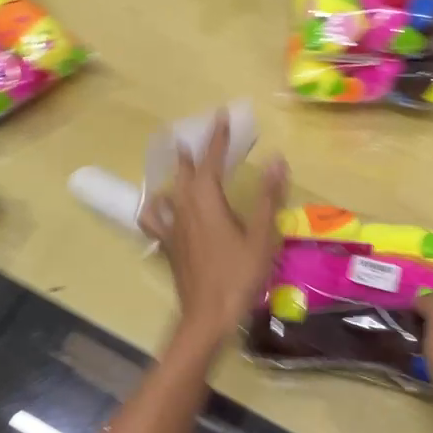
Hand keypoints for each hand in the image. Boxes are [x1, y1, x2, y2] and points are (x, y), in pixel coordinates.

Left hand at [139, 113, 289, 345]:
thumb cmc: (239, 276)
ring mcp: (172, 229)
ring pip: (168, 193)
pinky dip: (158, 208)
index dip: (217, 137)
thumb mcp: (262, 237)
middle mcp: (184, 208)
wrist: (208, 316)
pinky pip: (156, 220)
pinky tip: (162, 210)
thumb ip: (269, 198)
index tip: (221, 115)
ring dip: (175, 177)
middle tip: (201, 137)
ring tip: (180, 169)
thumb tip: (276, 160)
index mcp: (207, 201)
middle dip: (194, 153)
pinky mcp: (168, 248)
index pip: (210, 160)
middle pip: (185, 173)